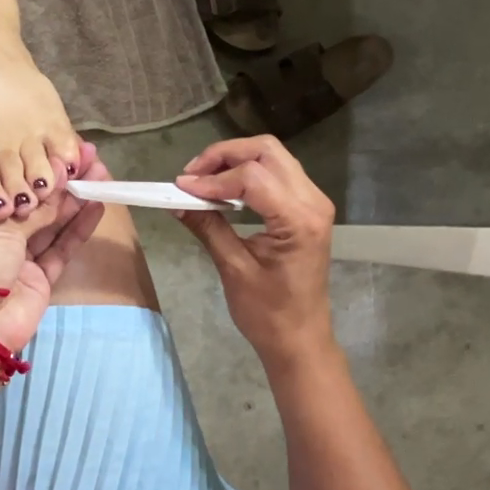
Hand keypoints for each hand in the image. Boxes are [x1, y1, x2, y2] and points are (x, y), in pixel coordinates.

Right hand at [0, 28, 80, 224]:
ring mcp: (36, 159)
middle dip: (26, 197)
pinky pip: (67, 154)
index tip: (0, 208)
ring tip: (47, 181)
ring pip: (47, 176)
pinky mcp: (57, 138)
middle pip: (22, 193)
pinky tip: (70, 160)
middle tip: (26, 199)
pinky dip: (70, 158)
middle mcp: (12, 181)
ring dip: (50, 180)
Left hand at [0, 142, 105, 350]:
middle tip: (91, 158)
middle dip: (60, 181)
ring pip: (50, 224)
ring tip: (102, 176)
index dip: (34, 165)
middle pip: (32, 202)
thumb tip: (62, 180)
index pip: (6, 182)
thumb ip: (33, 205)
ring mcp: (16, 258)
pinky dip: (78, 228)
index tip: (63, 148)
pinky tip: (97, 206)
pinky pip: (61, 248)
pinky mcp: (38, 279)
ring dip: (75, 201)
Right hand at [173, 136, 337, 368]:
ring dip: (235, 160)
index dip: (212, 178)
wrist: (299, 338)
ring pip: (273, 156)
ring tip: (202, 180)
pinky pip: (277, 173)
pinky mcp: (306, 208)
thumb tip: (177, 201)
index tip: (180, 188)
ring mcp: (313, 202)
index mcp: (299, 219)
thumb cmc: (268, 313)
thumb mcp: (233, 268)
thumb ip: (208, 227)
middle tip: (191, 175)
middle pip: (267, 151)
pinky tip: (222, 189)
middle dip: (224, 155)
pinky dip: (247, 172)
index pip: (252, 177)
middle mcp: (312, 201)